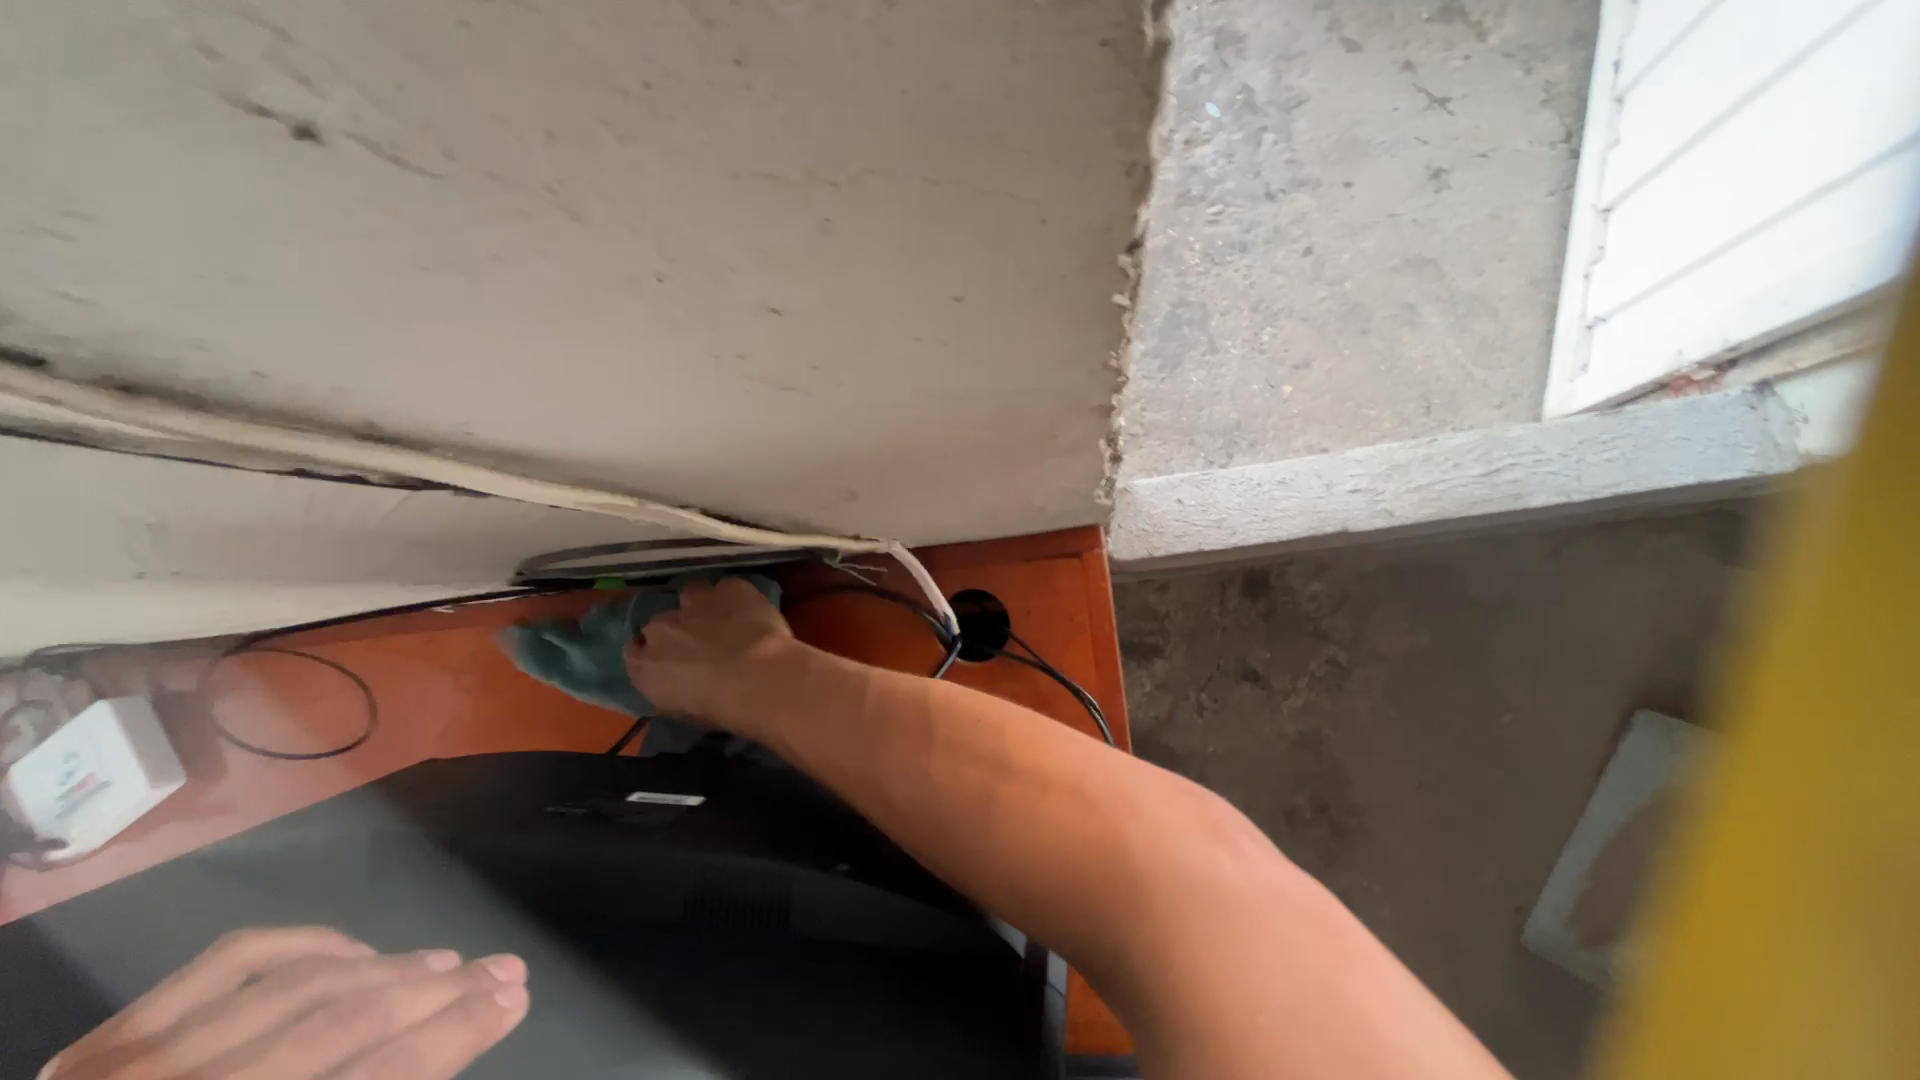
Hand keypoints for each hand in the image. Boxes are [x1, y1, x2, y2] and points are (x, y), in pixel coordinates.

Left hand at [43, 926, 528, 1079]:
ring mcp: (136, 1066)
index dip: (457, 1033)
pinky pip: (230, 959)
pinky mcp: (104, 1040)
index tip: (515, 997)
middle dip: (443, 993)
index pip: (380, 1076)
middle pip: (346, 1022)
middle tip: (507, 969)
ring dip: (390, 966)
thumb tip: (441, 1050)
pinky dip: (306, 944)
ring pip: (301, 985)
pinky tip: (355, 949)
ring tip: (447, 963)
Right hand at [625, 577, 795, 723]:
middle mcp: (661, 629)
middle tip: (703, 643)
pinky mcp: (728, 588)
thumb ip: (671, 689)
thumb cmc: (719, 707)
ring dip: (703, 605)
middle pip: (662, 623)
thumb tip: (680, 683)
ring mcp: (693, 603)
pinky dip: (736, 597)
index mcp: (645, 665)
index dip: (653, 652)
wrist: (756, 678)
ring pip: (691, 595)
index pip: (635, 651)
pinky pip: (727, 588)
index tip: (670, 659)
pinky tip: (750, 610)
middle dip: (678, 629)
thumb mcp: (684, 711)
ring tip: (724, 618)